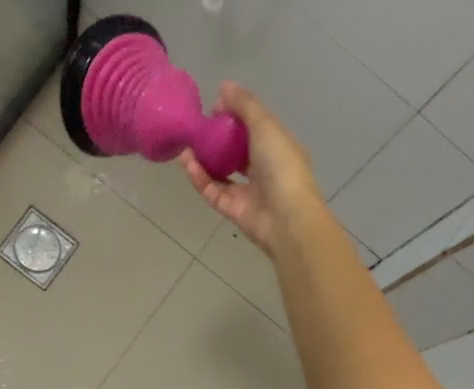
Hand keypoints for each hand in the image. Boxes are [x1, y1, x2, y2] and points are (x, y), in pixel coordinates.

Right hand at [183, 81, 325, 258]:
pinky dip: (200, 177)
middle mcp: (264, 168)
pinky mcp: (232, 209)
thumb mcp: (265, 126)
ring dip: (204, 158)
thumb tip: (224, 85)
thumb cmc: (282, 166)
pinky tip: (187, 162)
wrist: (286, 218)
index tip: (215, 108)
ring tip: (186, 144)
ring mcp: (248, 190)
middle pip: (236, 150)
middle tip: (198, 127)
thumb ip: (244, 105)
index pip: (254, 126)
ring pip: (221, 171)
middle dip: (217, 137)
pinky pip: (212, 190)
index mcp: (278, 146)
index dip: (235, 115)